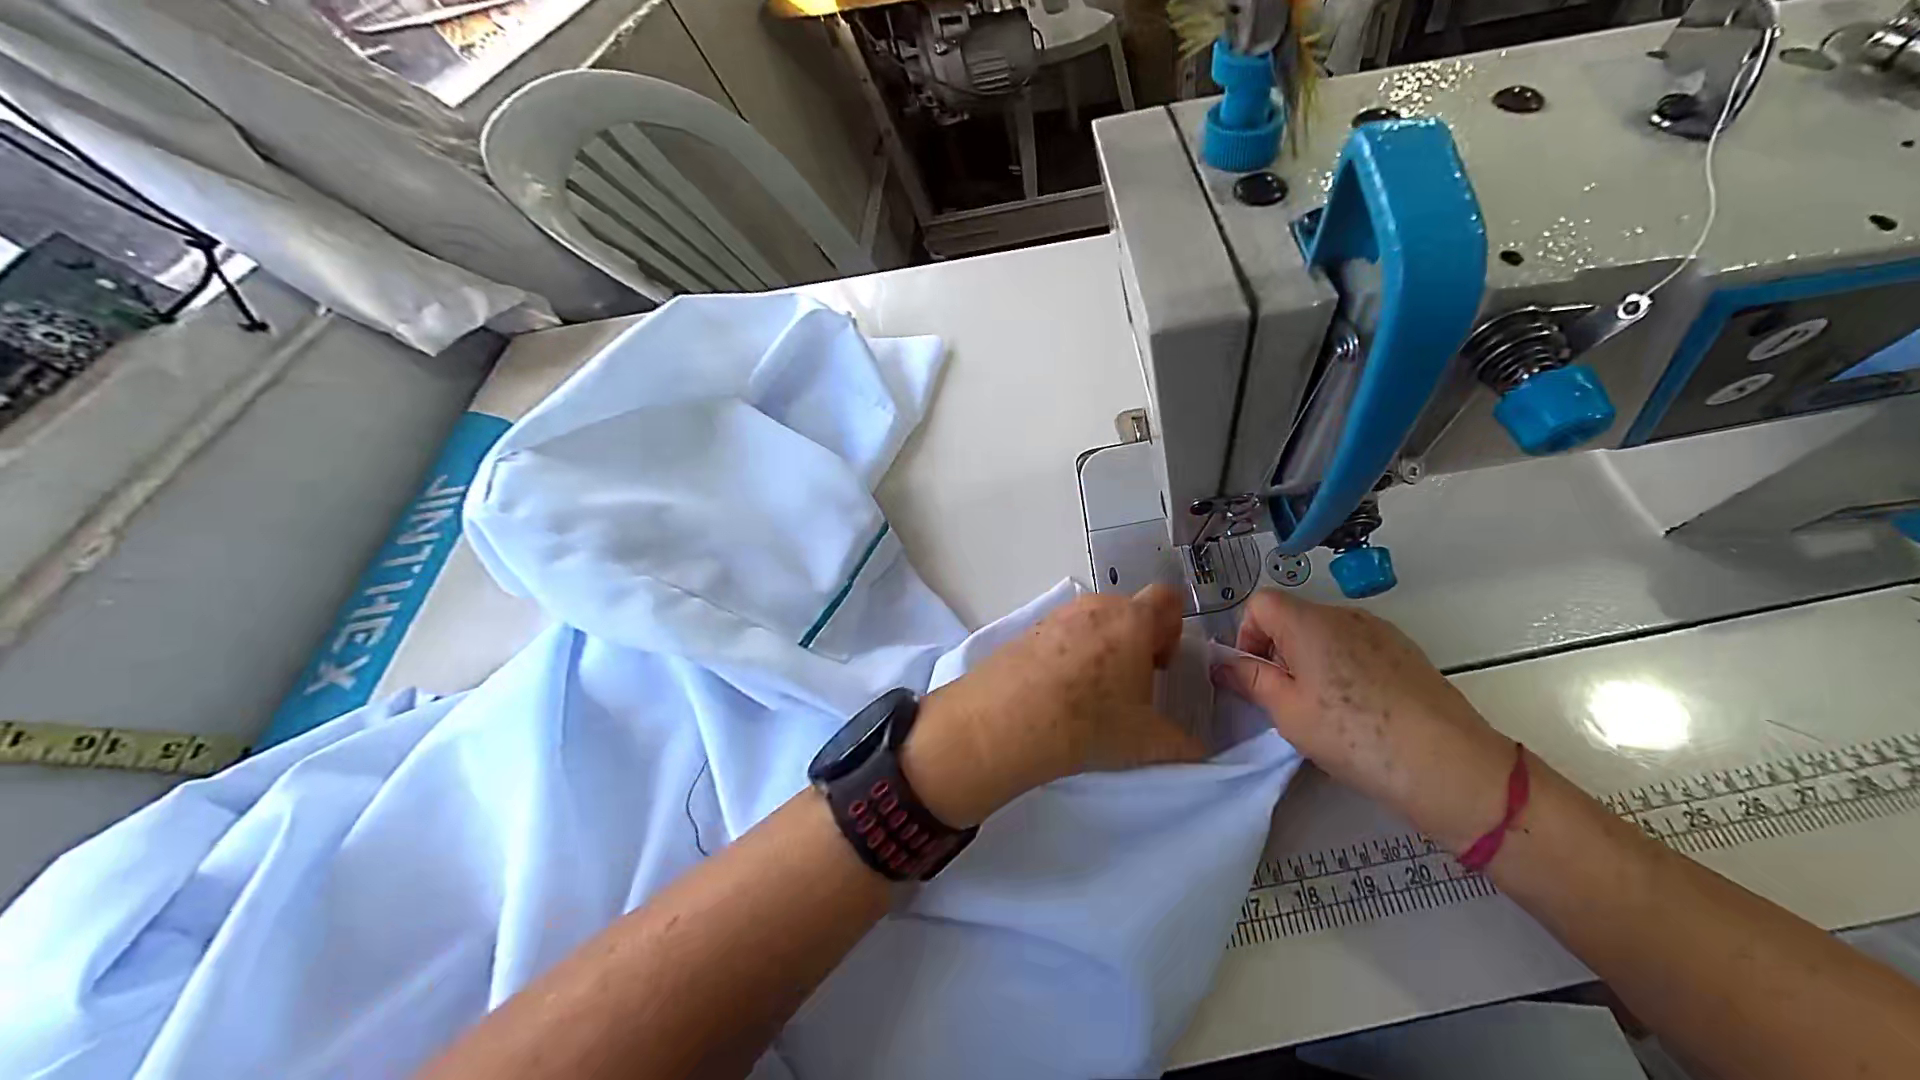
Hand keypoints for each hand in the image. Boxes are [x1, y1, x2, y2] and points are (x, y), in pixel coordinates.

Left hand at [900, 586, 1208, 827]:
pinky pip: (1058, 634)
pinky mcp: (1025, 629)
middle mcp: (1095, 607)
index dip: (1171, 629)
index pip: (1168, 599)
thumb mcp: (1147, 742)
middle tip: (1128, 686)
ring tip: (1088, 693)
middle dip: (1135, 642)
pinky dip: (1065, 654)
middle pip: (1127, 612)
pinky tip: (1055, 691)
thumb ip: (1183, 745)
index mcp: (1133, 621)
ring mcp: (1056, 616)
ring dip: (1099, 648)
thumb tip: (1202, 755)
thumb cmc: (1089, 722)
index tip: (1160, 664)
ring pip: (1091, 622)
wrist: (1007, 721)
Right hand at [1210, 589, 1515, 850]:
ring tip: (1325, 707)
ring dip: (1311, 659)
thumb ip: (1250, 680)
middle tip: (1287, 698)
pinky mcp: (1405, 650)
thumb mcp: (1287, 712)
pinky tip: (1359, 707)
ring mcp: (1379, 630)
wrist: (1448, 764)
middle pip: (1293, 616)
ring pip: (1325, 633)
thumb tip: (1223, 664)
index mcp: (1309, 622)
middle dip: (1279, 650)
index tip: (1257, 674)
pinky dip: (1343, 666)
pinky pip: (1356, 646)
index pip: (1259, 604)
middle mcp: (1344, 615)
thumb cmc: (1353, 734)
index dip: (1248, 636)